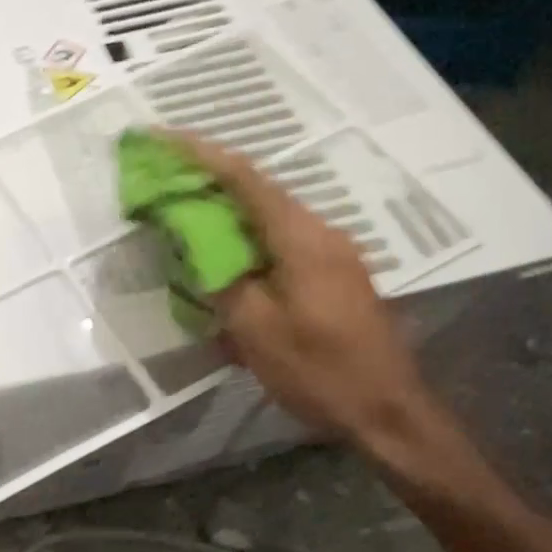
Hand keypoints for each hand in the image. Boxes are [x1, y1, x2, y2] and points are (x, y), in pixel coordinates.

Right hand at [167, 132, 436, 450]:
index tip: (161, 138)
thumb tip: (196, 247)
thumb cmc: (321, 371)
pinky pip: (281, 243)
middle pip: (257, 192)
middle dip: (208, 182)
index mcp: (301, 238)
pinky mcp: (335, 276)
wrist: (390, 413)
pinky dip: (245, 241)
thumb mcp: (256, 330)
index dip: (200, 154)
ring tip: (185, 219)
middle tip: (164, 182)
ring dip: (226, 214)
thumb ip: (221, 280)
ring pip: (268, 218)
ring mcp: (333, 254)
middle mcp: (321, 233)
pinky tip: (224, 263)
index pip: (244, 178)